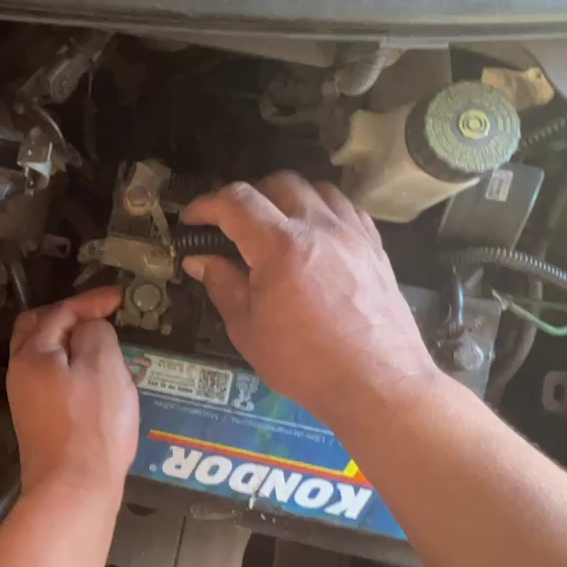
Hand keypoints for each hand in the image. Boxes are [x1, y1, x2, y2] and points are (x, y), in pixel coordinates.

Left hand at [6, 287, 139, 497]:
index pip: (60, 311)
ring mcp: (25, 398)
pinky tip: (94, 378)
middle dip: (70, 316)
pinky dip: (71, 367)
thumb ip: (95, 333)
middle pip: (39, 329)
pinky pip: (51, 378)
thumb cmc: (92, 424)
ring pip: (44, 355)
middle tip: (102, 316)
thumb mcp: (103, 365)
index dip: (92, 300)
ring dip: (70, 342)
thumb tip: (89, 328)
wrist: (73, 489)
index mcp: (32, 353)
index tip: (121, 297)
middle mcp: (20, 372)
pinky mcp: (37, 420)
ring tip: (103, 344)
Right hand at [181, 172, 442, 428]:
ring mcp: (352, 232)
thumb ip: (223, 284)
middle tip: (230, 226)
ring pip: (315, 188)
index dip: (205, 204)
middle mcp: (319, 226)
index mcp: (281, 246)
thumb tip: (200, 259)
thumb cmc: (303, 362)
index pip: (236, 201)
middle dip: (246, 197)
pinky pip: (344, 208)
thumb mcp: (247, 328)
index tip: (191, 220)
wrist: (376, 383)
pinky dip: (320, 210)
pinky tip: (311, 236)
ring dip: (285, 198)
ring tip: (272, 226)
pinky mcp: (374, 246)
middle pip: (277, 183)